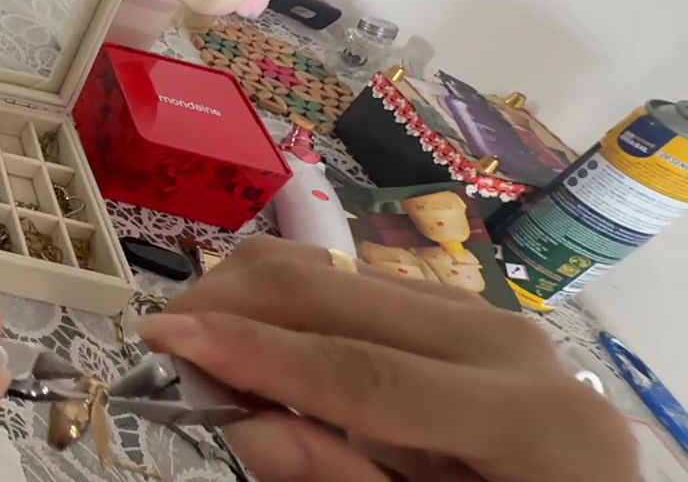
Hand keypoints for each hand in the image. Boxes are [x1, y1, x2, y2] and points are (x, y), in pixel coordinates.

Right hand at [139, 236, 635, 481]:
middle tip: (156, 343)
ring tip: (192, 342)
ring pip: (307, 264)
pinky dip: (258, 294)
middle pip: (323, 292)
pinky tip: (240, 334)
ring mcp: (461, 302)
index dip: (256, 353)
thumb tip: (248, 430)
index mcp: (538, 424)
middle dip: (221, 307)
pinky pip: (317, 268)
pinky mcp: (423, 290)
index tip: (162, 337)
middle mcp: (502, 339)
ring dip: (230, 294)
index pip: (366, 373)